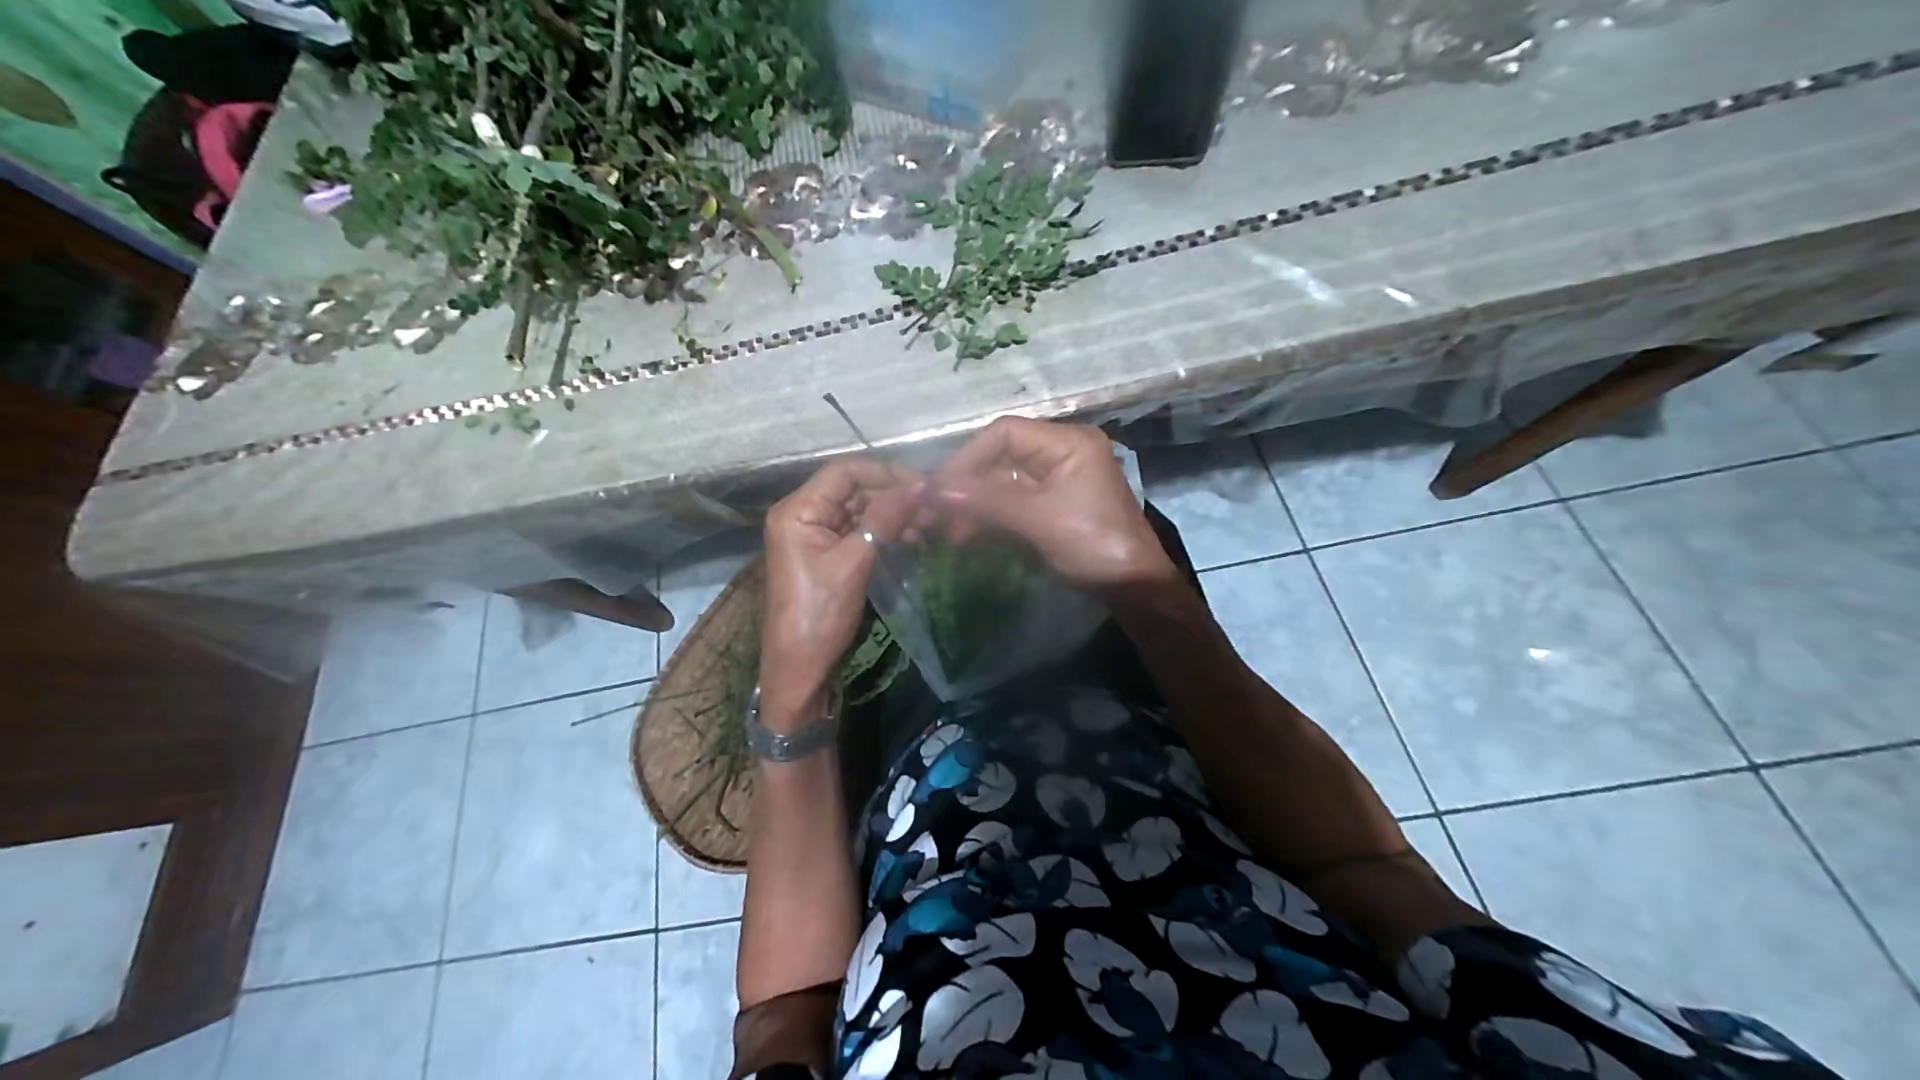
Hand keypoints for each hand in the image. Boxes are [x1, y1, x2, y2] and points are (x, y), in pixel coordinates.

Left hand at [761, 458, 921, 728]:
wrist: (800, 668)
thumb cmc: (820, 615)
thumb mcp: (854, 564)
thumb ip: (884, 520)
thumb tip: (920, 486)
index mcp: (797, 510)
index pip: (844, 472)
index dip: (885, 474)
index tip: (923, 486)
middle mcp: (802, 514)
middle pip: (853, 489)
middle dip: (892, 496)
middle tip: (932, 509)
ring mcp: (814, 534)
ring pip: (859, 510)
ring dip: (893, 514)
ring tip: (928, 526)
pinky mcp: (826, 553)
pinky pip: (858, 531)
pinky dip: (884, 532)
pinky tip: (912, 539)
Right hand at [932, 417, 1176, 591]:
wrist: (1134, 588)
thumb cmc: (1095, 545)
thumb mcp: (1041, 520)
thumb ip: (988, 500)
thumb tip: (935, 489)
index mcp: (1068, 442)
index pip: (1004, 433)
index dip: (968, 457)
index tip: (939, 487)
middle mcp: (1060, 453)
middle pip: (999, 456)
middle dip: (966, 484)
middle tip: (935, 513)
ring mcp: (1054, 480)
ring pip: (1000, 482)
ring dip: (972, 504)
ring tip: (948, 532)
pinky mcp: (1049, 505)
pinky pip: (1009, 502)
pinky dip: (987, 517)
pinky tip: (965, 535)